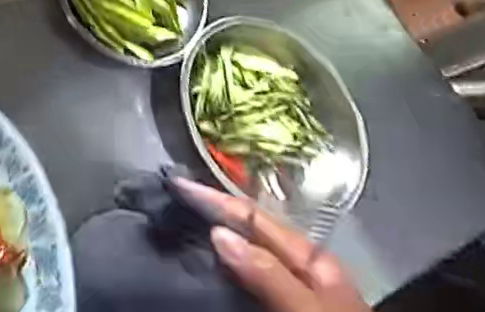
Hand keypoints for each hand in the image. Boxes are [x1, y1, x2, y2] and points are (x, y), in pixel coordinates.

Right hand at [172, 178, 371, 311]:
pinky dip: (225, 277)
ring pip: (247, 260)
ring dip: (216, 244)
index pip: (255, 216)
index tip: (175, 184)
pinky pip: (248, 291)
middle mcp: (304, 273)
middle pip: (251, 233)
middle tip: (171, 201)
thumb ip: (269, 274)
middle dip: (212, 214)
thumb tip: (218, 230)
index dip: (214, 198)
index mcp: (314, 262)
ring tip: (178, 229)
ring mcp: (295, 301)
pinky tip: (204, 276)